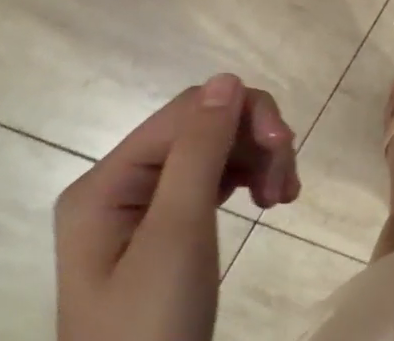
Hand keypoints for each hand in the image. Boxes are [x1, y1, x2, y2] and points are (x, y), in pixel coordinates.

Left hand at [55, 74, 300, 340]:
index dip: (243, 114)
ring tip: (284, 198)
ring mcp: (140, 208)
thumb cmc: (151, 323)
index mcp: (105, 183)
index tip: (288, 146)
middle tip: (287, 184)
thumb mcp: (178, 234)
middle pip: (203, 127)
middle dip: (254, 143)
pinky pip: (214, 180)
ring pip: (216, 151)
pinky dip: (248, 181)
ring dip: (259, 161)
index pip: (187, 112)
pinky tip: (271, 200)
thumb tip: (227, 77)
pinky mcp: (164, 228)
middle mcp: (119, 185)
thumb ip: (200, 151)